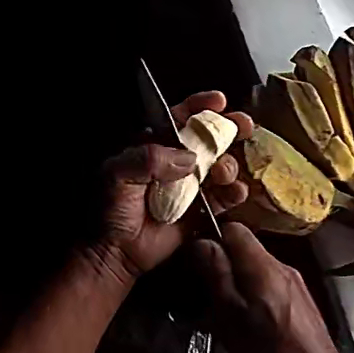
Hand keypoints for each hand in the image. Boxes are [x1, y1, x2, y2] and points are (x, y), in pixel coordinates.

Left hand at [92, 91, 253, 280]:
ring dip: (229, 164)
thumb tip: (189, 158)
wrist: (114, 251)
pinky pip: (223, 198)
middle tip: (244, 125)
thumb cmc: (109, 209)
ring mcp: (190, 187)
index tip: (218, 101)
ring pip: (220, 166)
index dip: (199, 106)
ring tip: (224, 171)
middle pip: (208, 139)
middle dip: (228, 129)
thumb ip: (149, 159)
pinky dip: (234, 193)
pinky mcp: (200, 211)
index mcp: (153, 146)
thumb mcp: (118, 174)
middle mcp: (175, 163)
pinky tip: (236, 191)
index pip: (179, 119)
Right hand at [192, 222, 353, 352]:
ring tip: (228, 311)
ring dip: (239, 282)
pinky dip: (256, 294)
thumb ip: (216, 273)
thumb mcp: (229, 313)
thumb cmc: (269, 349)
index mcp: (261, 264)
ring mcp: (294, 282)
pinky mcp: (301, 299)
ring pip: (257, 268)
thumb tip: (201, 242)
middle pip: (246, 248)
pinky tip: (251, 321)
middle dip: (224, 264)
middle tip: (210, 292)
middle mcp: (281, 265)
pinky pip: (270, 284)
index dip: (212, 239)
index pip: (233, 228)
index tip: (199, 261)